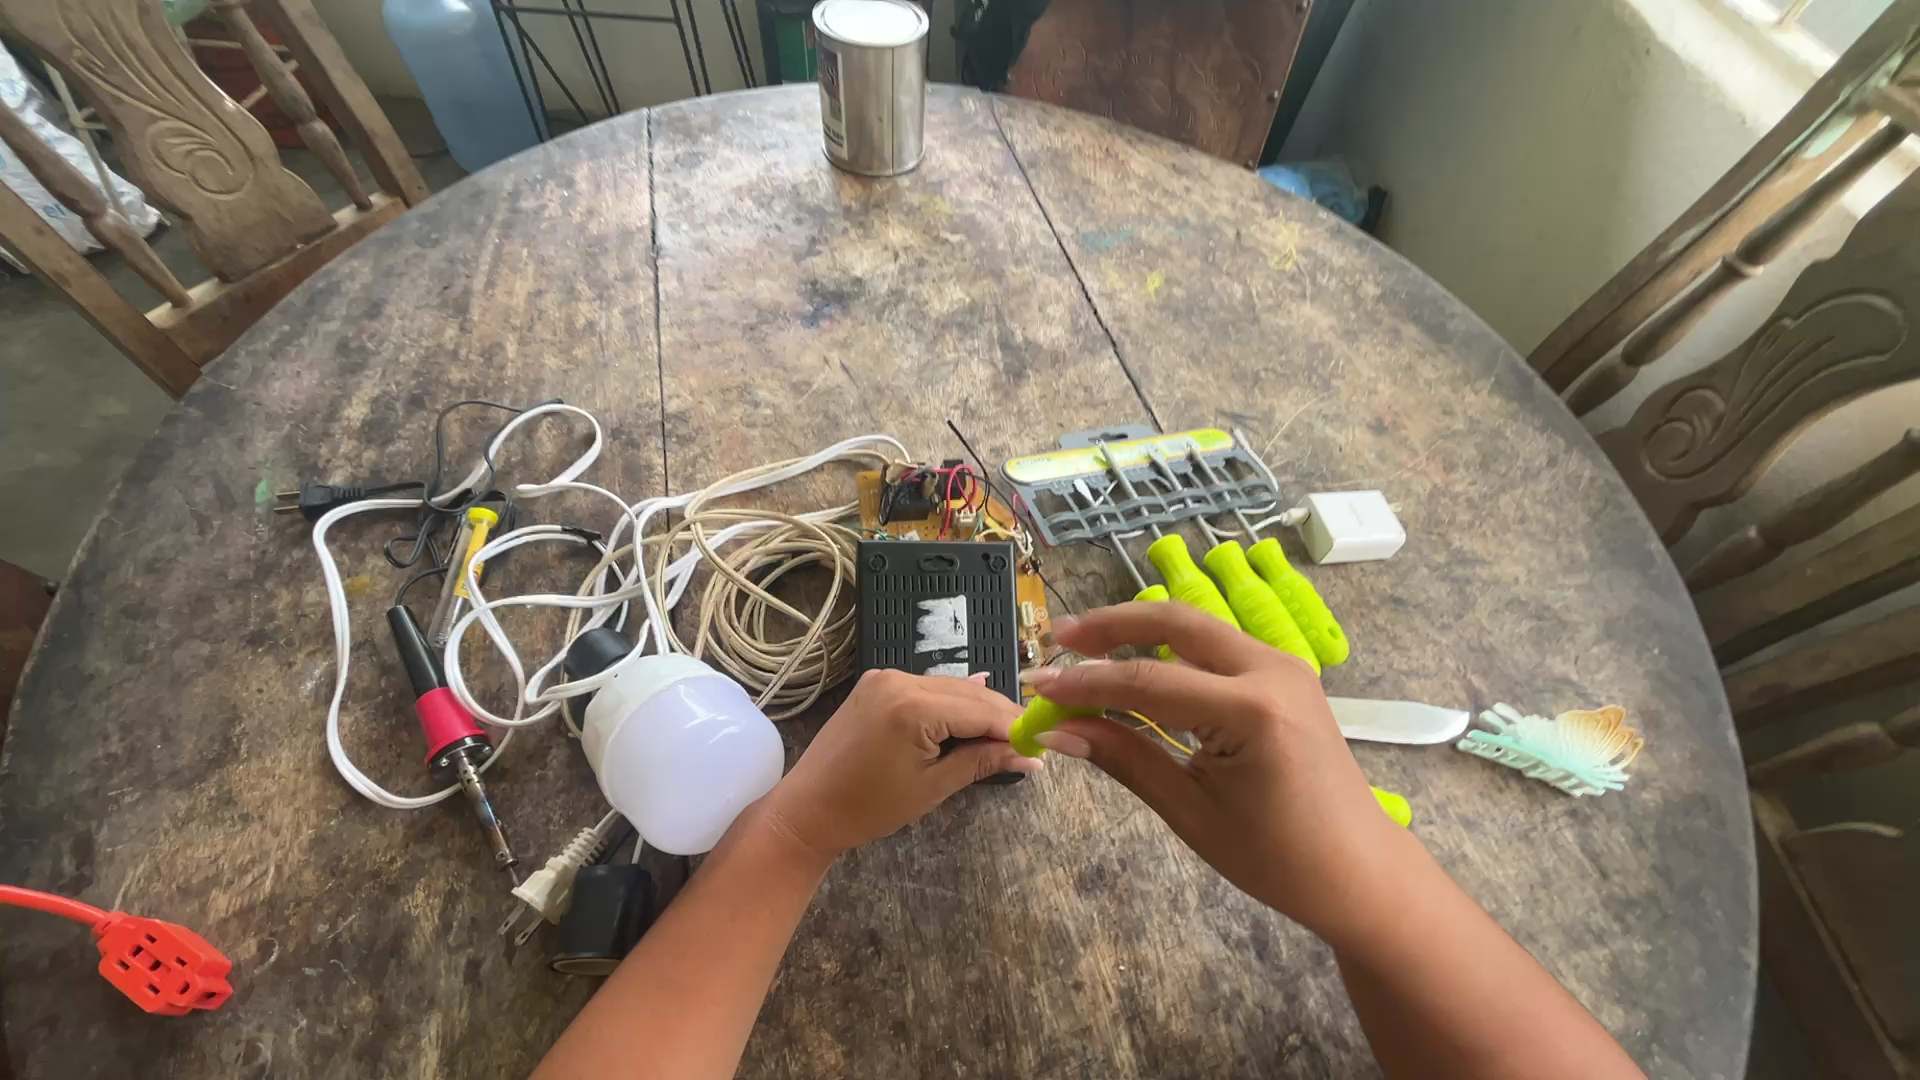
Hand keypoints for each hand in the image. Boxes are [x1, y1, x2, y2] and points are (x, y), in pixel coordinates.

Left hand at [759, 669, 1038, 860]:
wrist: (807, 809)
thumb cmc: (868, 808)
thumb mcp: (932, 787)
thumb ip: (982, 762)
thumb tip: (1031, 757)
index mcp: (913, 706)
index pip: (981, 710)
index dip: (1014, 726)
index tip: (1042, 741)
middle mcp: (899, 679)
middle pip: (968, 693)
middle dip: (1000, 716)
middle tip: (1031, 739)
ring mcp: (885, 677)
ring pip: (949, 687)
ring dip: (977, 708)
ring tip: (1007, 733)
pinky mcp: (876, 683)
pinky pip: (926, 687)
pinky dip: (951, 702)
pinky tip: (975, 710)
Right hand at [1022, 602, 1398, 938]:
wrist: (1362, 873)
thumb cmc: (1280, 858)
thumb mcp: (1191, 812)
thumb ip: (1123, 758)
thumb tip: (1056, 732)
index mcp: (1253, 711)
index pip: (1148, 682)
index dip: (1086, 683)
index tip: (1039, 687)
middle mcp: (1272, 670)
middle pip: (1174, 623)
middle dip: (1111, 624)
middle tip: (1059, 637)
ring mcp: (1282, 665)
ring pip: (1195, 627)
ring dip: (1137, 629)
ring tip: (1085, 645)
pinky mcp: (1282, 673)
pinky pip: (1214, 647)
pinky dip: (1168, 648)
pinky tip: (1135, 662)